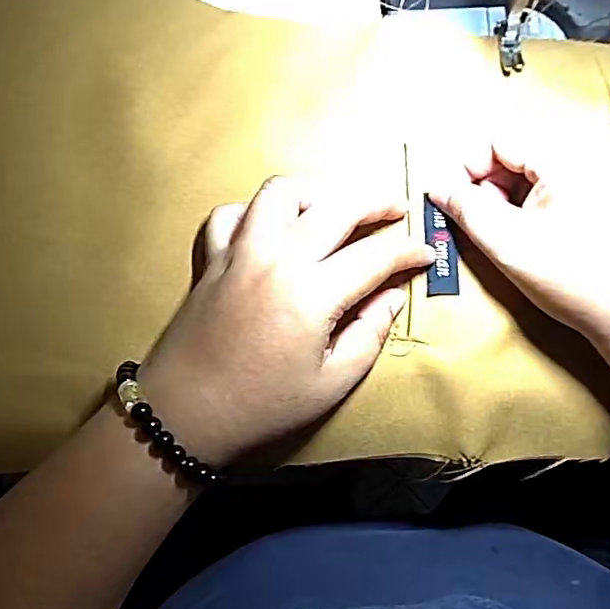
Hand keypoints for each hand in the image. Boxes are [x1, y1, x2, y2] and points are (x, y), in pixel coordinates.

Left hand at [137, 176, 434, 464]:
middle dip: (375, 202)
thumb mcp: (332, 382)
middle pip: (335, 207)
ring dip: (317, 192)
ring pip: (281, 192)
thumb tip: (390, 297)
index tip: (425, 253)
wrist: (183, 416)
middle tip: (396, 209)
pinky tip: (272, 228)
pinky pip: (232, 214)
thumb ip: (369, 333)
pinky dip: (257, 211)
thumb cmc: (262, 407)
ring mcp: (238, 252)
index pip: (374, 256)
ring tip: (336, 208)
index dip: (407, 251)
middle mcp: (276, 258)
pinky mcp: (211, 259)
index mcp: (311, 293)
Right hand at [429, 129, 609, 362]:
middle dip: (494, 184)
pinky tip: (543, 234)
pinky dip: (546, 200)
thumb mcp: (508, 244)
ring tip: (517, 234)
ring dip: (518, 193)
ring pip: (544, 164)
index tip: (456, 201)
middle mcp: (598, 143)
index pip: (499, 137)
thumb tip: (440, 188)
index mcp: (570, 148)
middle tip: (486, 223)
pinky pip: (570, 178)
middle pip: (522, 147)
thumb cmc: (585, 281)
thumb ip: (465, 209)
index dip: (469, 170)